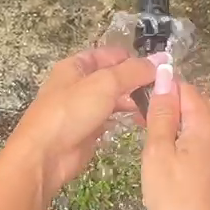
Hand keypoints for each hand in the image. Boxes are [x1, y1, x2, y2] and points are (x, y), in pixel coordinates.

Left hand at [0, 47, 158, 196]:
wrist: (45, 155)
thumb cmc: (70, 112)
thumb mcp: (105, 84)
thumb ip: (133, 71)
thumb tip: (161, 60)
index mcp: (76, 66)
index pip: (110, 54)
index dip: (133, 58)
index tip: (159, 67)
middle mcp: (79, 84)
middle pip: (114, 77)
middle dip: (137, 81)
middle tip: (164, 89)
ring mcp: (83, 108)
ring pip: (114, 98)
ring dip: (134, 100)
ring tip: (157, 105)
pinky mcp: (88, 130)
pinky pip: (112, 118)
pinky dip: (126, 117)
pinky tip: (142, 119)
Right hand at [141, 64, 209, 209]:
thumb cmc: (177, 201)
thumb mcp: (157, 154)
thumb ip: (160, 115)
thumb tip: (163, 78)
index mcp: (207, 122)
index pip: (183, 87)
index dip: (158, 91)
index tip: (137, 108)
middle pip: (195, 103)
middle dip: (168, 108)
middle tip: (140, 128)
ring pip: (201, 124)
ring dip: (177, 127)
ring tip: (153, 148)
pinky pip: (206, 143)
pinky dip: (188, 143)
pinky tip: (172, 163)